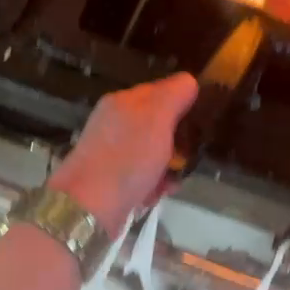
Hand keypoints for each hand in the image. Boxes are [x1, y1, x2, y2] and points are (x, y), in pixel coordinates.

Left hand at [48, 73, 198, 237]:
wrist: (89, 208)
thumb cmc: (127, 158)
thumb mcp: (157, 118)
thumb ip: (173, 95)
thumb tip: (189, 81)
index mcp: (123, 101)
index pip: (161, 91)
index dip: (182, 103)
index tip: (200, 122)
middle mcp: (114, 122)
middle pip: (157, 124)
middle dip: (176, 140)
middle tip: (190, 154)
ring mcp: (110, 151)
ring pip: (151, 152)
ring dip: (167, 166)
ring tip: (173, 179)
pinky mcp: (110, 179)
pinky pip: (141, 175)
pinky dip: (152, 184)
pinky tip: (157, 194)